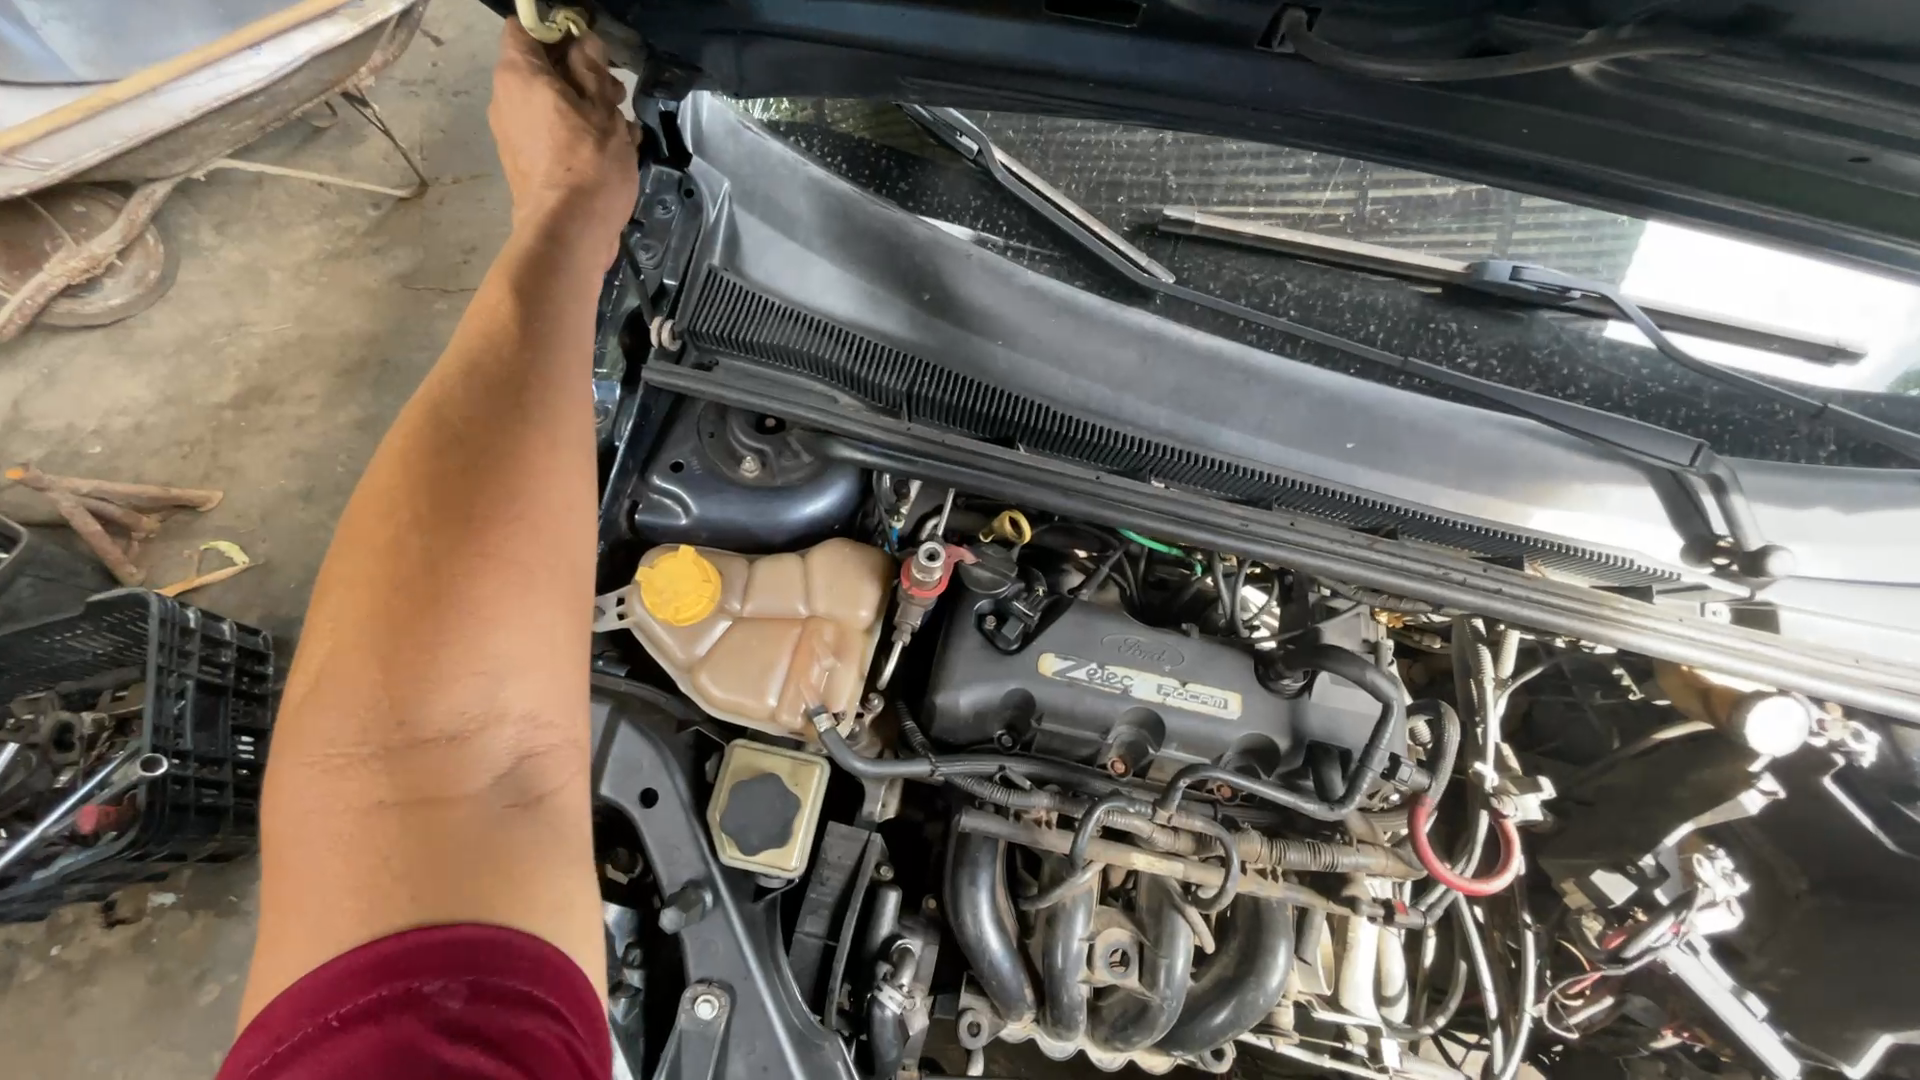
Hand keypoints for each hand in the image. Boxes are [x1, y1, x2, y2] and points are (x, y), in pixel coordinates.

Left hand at [487, 19, 639, 265]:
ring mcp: (512, 133)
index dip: (560, 32)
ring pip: (550, 103)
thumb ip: (592, 70)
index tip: (594, 51)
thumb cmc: (589, 167)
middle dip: (580, 74)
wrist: (568, 233)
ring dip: (585, 108)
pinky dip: (577, 135)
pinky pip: (551, 134)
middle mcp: (505, 97)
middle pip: (541, 68)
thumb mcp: (602, 111)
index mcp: (519, 73)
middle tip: (617, 94)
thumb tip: (585, 44)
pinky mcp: (525, 163)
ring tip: (622, 130)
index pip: (527, 28)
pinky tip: (608, 153)